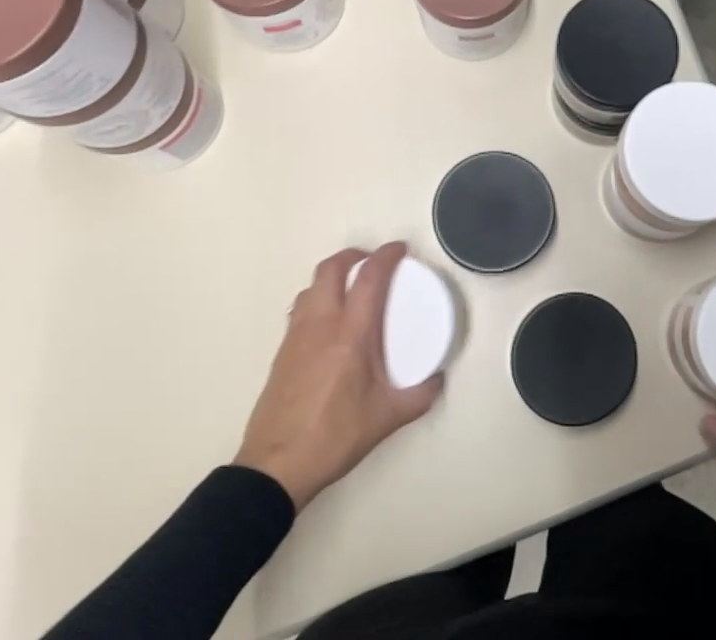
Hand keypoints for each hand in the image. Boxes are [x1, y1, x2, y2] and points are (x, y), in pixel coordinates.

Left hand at [234, 243, 443, 507]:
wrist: (277, 465)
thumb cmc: (335, 436)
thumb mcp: (388, 418)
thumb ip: (420, 394)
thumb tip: (438, 378)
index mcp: (350, 335)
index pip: (369, 278)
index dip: (386, 256)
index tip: (400, 250)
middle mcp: (320, 326)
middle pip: (330, 269)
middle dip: (353, 255)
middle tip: (373, 262)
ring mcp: (295, 338)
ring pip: (311, 287)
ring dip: (332, 276)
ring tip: (352, 288)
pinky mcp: (282, 353)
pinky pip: (300, 309)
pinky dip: (317, 299)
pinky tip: (330, 322)